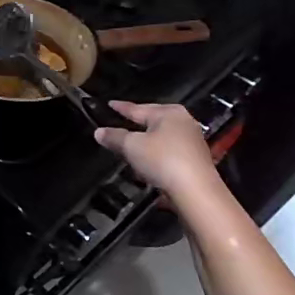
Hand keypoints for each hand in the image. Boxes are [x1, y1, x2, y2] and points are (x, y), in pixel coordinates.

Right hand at [92, 101, 217, 196]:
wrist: (196, 190)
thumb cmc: (163, 160)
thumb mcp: (132, 147)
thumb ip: (114, 137)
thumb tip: (99, 131)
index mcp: (169, 112)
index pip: (138, 108)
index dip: (121, 108)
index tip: (109, 104)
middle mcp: (183, 122)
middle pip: (152, 121)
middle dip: (135, 125)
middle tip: (119, 124)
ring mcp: (192, 141)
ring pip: (161, 138)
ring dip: (145, 143)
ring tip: (130, 147)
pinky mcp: (195, 159)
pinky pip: (169, 152)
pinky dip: (156, 156)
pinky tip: (147, 165)